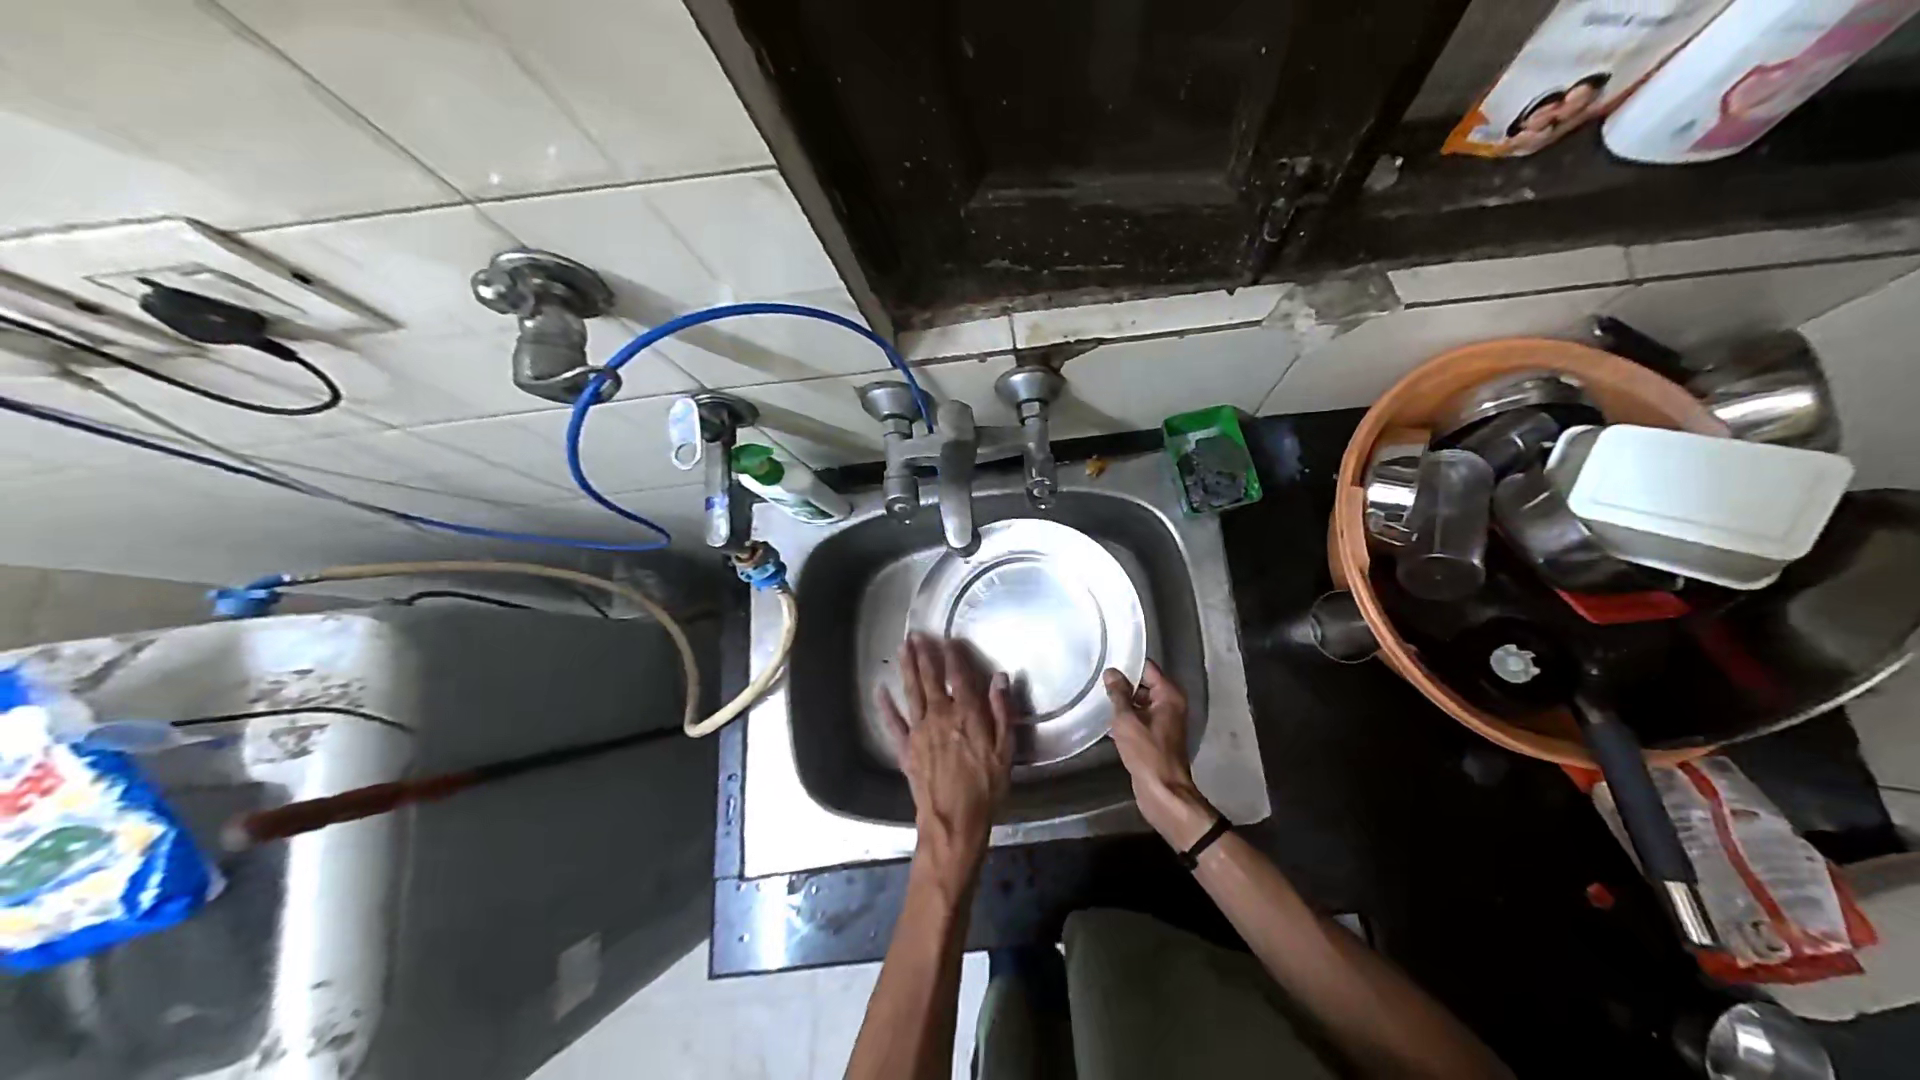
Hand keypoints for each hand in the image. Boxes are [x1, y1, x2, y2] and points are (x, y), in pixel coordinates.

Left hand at [879, 633, 1014, 889]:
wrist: (954, 821)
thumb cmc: (986, 788)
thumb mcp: (1006, 751)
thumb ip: (1002, 712)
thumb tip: (999, 678)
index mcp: (966, 715)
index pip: (959, 677)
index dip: (954, 656)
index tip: (950, 639)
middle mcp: (940, 716)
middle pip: (930, 679)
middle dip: (924, 655)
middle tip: (916, 634)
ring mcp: (919, 731)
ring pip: (911, 692)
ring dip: (906, 669)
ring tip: (902, 649)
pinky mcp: (905, 749)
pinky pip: (893, 722)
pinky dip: (885, 705)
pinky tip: (880, 690)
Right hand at [1103, 662, 1217, 849]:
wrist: (1162, 792)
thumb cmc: (1147, 753)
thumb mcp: (1127, 720)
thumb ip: (1118, 694)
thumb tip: (1111, 672)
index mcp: (1169, 696)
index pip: (1147, 668)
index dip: (1127, 664)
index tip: (1104, 660)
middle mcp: (1170, 705)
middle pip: (1144, 684)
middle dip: (1122, 682)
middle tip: (1096, 677)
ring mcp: (1164, 722)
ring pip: (1140, 702)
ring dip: (1123, 701)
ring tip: (1097, 696)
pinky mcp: (1156, 737)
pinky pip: (1139, 718)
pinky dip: (1126, 717)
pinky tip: (1106, 719)